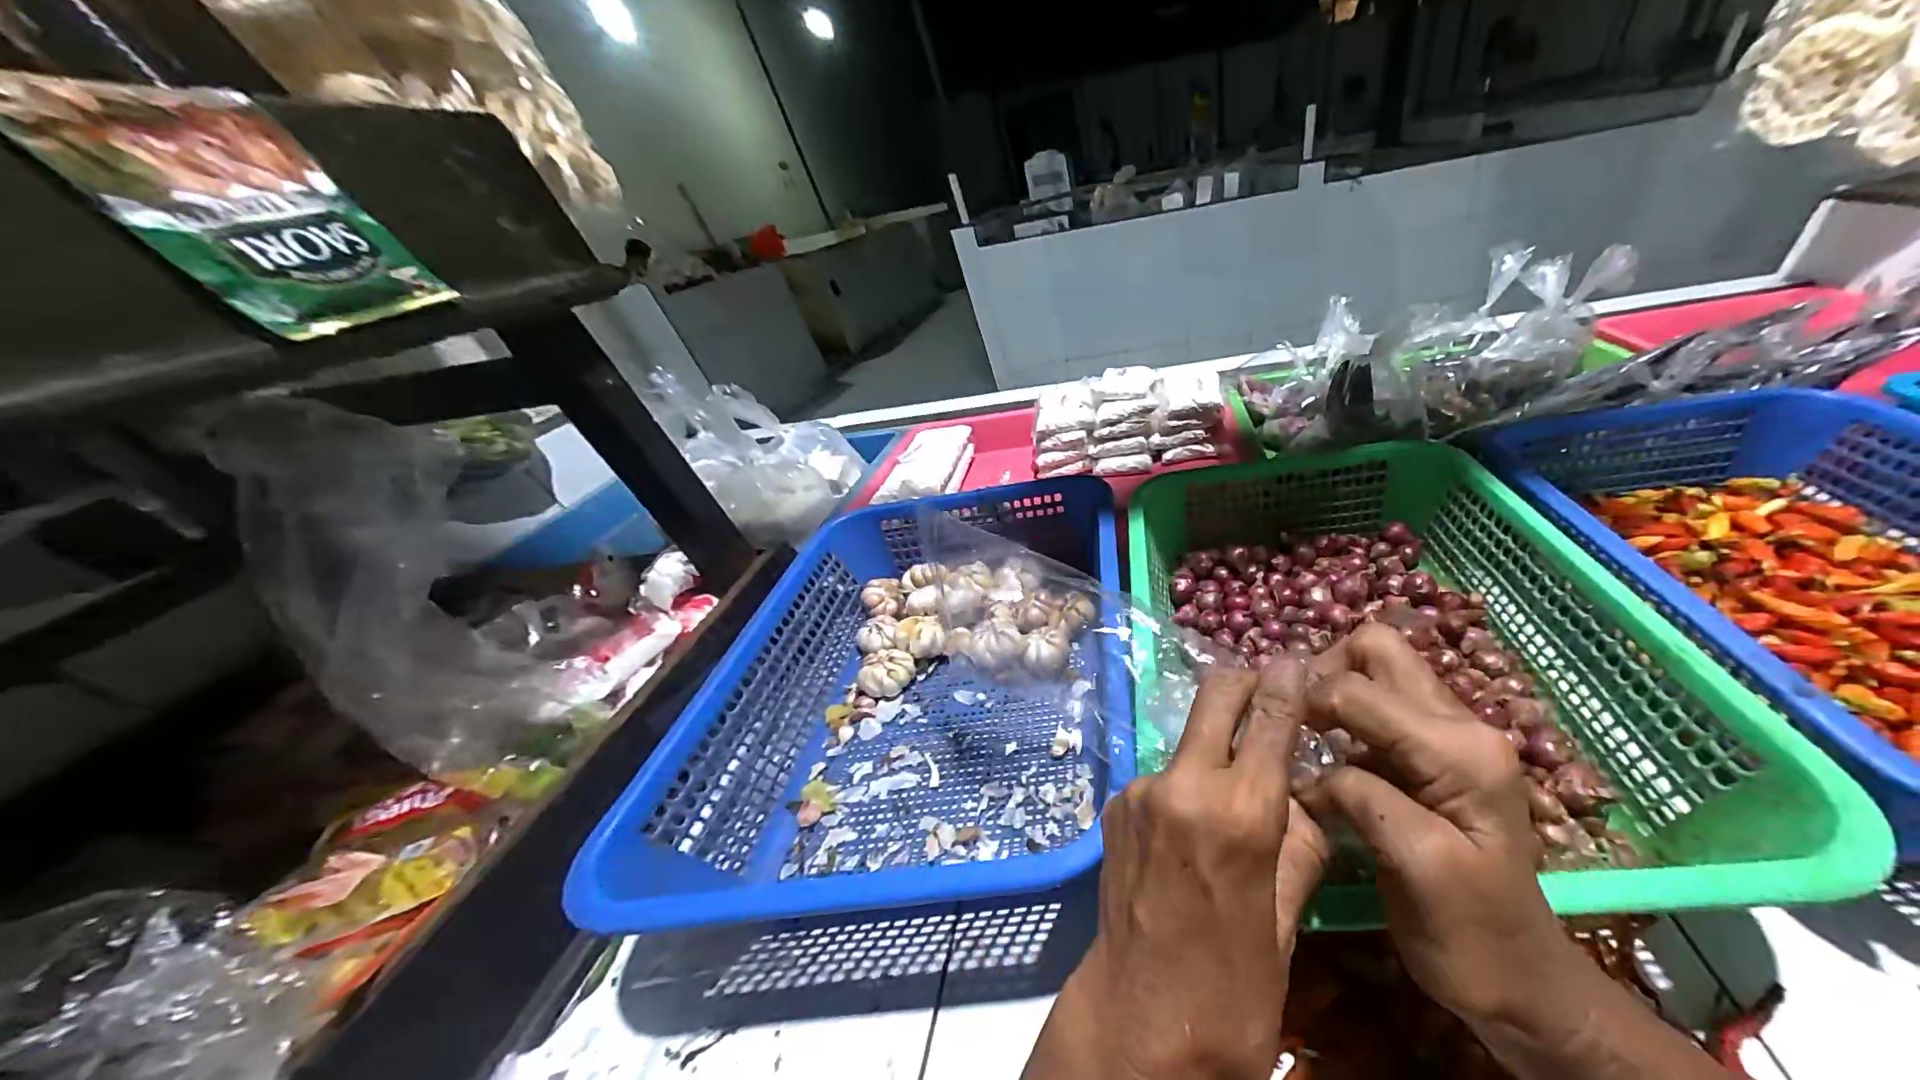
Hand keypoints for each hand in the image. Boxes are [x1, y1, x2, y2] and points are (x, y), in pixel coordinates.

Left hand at [1024, 657, 1326, 1079]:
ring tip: (1233, 786)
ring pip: (1188, 742)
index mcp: (1240, 813)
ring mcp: (1140, 790)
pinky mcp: (1115, 805)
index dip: (1287, 684)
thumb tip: (1302, 792)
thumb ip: (1299, 841)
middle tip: (1264, 684)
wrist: (1141, 1018)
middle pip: (1214, 698)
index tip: (1297, 660)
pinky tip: (1190, 829)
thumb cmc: (1233, 983)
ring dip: (1213, 748)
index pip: (1270, 721)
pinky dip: (1184, 786)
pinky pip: (1163, 779)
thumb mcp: (1287, 917)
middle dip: (1242, 683)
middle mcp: (1182, 784)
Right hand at [1297, 626, 1722, 1079]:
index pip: (1357, 689)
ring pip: (1376, 671)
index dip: (1306, 701)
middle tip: (1293, 715)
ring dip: (1331, 691)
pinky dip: (1341, 716)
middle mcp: (1462, 726)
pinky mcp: (1434, 756)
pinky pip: (1378, 707)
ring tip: (1300, 732)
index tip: (1273, 732)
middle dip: (1323, 670)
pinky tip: (1324, 754)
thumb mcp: (1415, 865)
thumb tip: (1308, 770)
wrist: (1521, 983)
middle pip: (1377, 649)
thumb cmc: (1469, 931)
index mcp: (1460, 750)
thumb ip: (1361, 796)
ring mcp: (1451, 738)